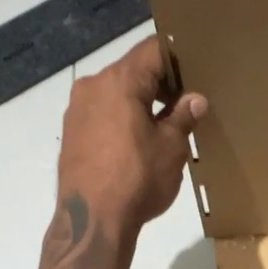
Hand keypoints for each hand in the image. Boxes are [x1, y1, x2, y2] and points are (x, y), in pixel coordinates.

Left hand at [58, 37, 207, 230]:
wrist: (93, 218)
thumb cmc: (138, 179)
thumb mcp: (171, 148)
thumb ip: (183, 117)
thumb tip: (196, 99)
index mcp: (121, 80)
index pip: (154, 50)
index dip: (178, 60)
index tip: (195, 77)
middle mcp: (93, 85)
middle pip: (133, 72)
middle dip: (159, 87)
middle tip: (184, 110)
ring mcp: (77, 109)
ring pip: (116, 95)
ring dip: (139, 106)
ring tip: (160, 133)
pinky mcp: (71, 133)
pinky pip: (102, 115)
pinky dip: (121, 122)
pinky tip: (135, 148)